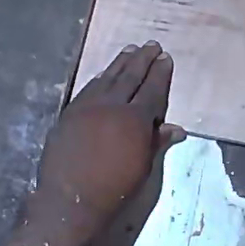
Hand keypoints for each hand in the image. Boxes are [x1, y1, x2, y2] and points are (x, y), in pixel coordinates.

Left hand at [29, 43, 184, 245]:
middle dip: (142, 60)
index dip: (160, 74)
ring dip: (120, 63)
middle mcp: (111, 107)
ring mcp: (86, 108)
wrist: (70, 200)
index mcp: (135, 120)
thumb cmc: (115, 189)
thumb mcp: (143, 168)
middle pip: (129, 77)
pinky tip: (103, 75)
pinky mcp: (69, 115)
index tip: (165, 58)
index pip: (151, 89)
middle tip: (151, 45)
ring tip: (129, 50)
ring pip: (107, 78)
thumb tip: (176, 128)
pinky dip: (99, 79)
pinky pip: (88, 89)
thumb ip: (157, 142)